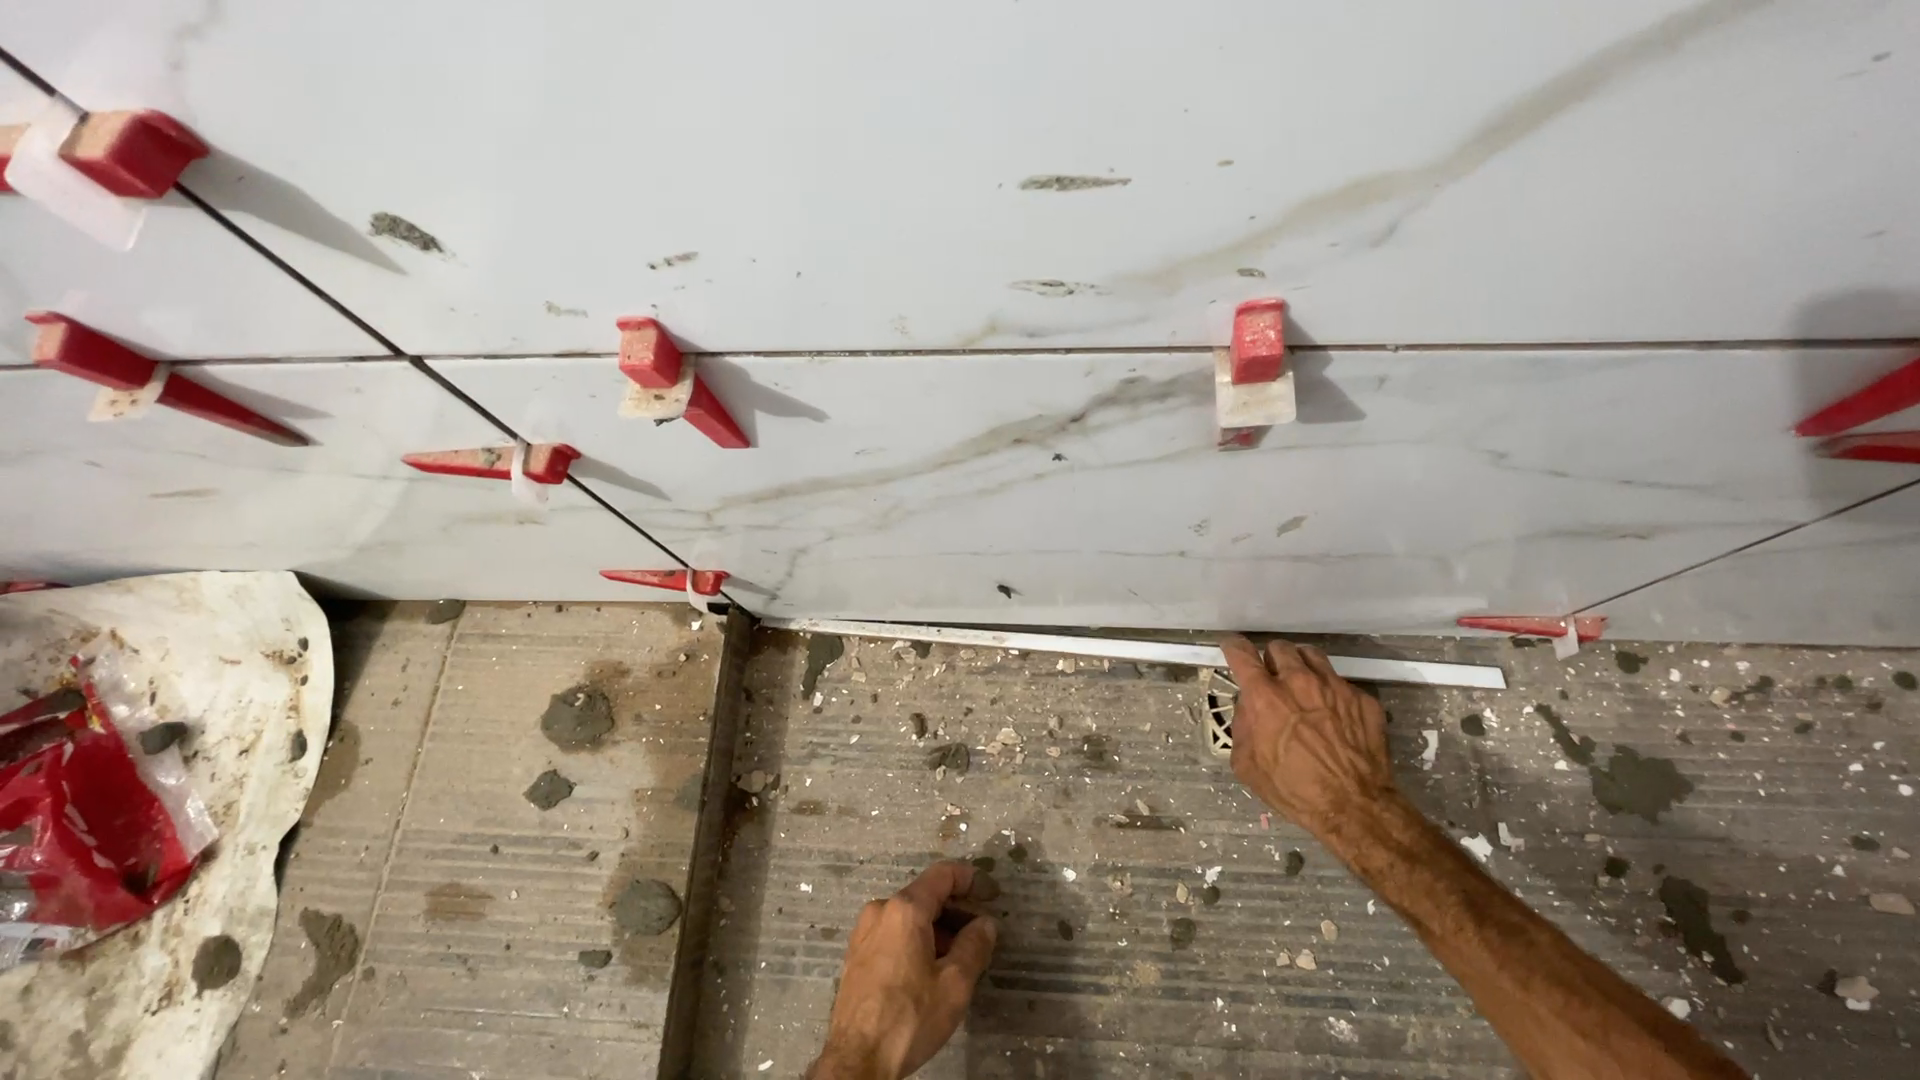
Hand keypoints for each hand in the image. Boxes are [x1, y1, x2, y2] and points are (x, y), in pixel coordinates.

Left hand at [808, 861, 998, 1079]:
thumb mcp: (955, 984)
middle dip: (956, 909)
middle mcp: (880, 910)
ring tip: (959, 956)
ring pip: (909, 916)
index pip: (942, 875)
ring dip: (937, 927)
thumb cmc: (909, 1017)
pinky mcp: (856, 953)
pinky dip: (916, 938)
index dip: (971, 879)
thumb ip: (974, 946)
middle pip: (925, 895)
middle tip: (981, 933)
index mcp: (904, 909)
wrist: (857, 1059)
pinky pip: (893, 932)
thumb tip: (985, 924)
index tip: (991, 895)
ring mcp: (864, 931)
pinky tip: (930, 967)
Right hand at [1219, 635, 1395, 838]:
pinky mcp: (1362, 699)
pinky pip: (1341, 683)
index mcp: (1265, 697)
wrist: (1353, 806)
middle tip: (1272, 677)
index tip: (1232, 647)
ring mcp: (1335, 687)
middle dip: (1271, 659)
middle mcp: (1299, 682)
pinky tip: (1333, 713)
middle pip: (1280, 648)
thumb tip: (1248, 707)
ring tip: (1302, 684)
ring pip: (1312, 655)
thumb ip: (1242, 727)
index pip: (1242, 654)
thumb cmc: (1292, 789)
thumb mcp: (1247, 764)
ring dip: (1301, 665)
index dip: (1233, 647)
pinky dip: (1331, 692)